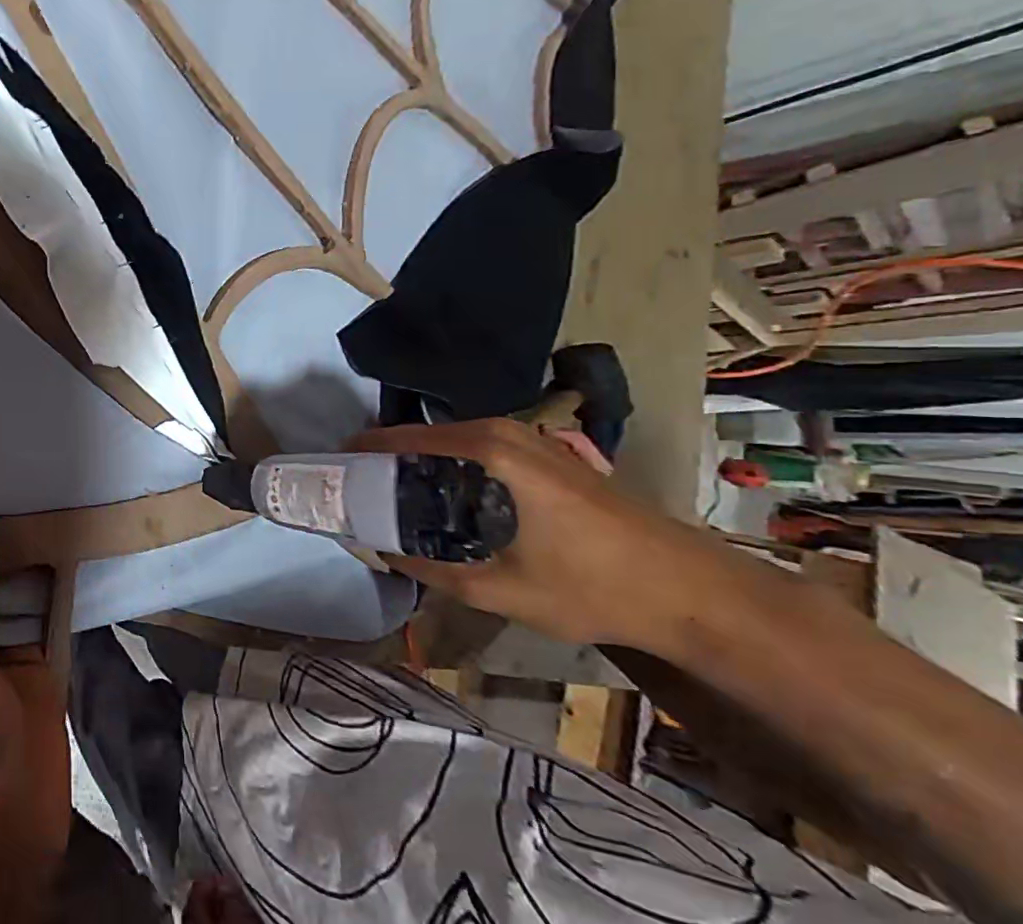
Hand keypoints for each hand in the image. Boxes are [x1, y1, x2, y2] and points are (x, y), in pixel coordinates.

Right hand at [349, 419, 739, 648]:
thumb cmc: (590, 585)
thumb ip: (432, 568)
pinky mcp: (554, 457)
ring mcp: (537, 442)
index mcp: (491, 452)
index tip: (337, 465)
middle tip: (362, 488)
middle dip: (392, 458)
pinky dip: (456, 467)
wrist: (685, 588)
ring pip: (459, 442)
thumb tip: (381, 552)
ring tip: (397, 495)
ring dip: (425, 463)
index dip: (368, 450)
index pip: (409, 438)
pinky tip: (452, 501)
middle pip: (431, 435)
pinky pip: (486, 450)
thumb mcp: (498, 589)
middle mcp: (510, 433)